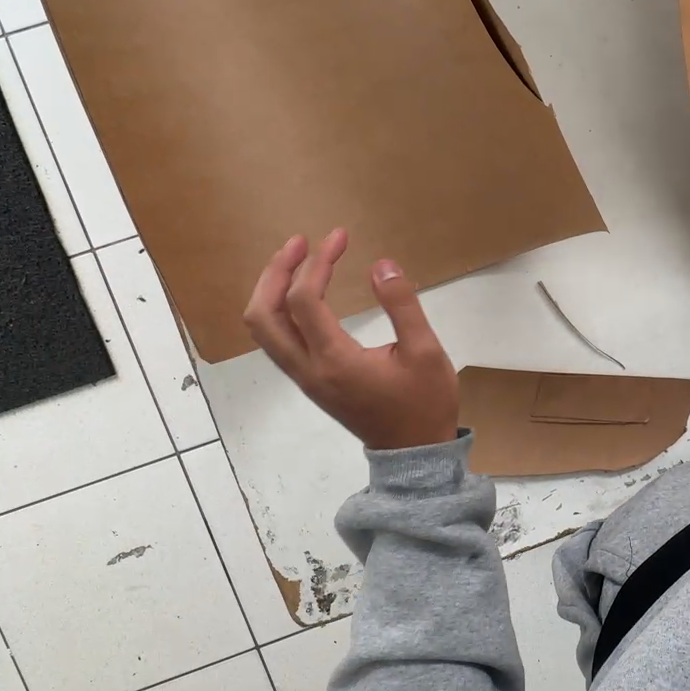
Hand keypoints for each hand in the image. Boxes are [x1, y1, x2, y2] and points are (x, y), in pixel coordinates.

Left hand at [243, 228, 458, 450]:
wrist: (414, 452)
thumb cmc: (425, 402)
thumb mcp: (426, 351)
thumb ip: (403, 306)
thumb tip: (382, 265)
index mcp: (335, 360)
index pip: (304, 301)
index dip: (318, 262)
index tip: (339, 238)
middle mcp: (308, 369)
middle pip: (264, 315)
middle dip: (276, 272)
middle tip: (301, 243)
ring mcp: (304, 378)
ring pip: (263, 329)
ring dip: (272, 290)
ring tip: (296, 261)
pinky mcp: (310, 381)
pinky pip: (277, 340)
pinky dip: (279, 309)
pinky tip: (301, 294)